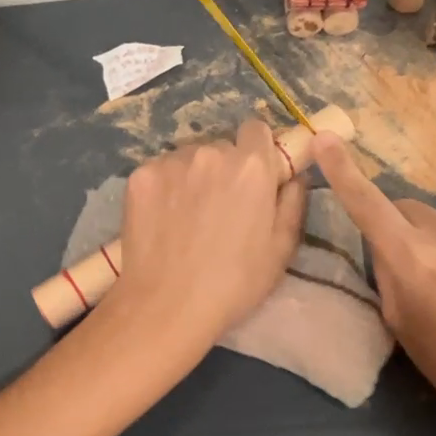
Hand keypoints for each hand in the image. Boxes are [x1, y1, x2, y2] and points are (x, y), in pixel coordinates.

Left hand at [103, 119, 308, 348]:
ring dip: (192, 176)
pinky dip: (164, 188)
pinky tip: (163, 220)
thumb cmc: (234, 284)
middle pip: (221, 147)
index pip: (256, 130)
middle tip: (219, 207)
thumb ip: (293, 203)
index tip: (253, 177)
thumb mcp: (281, 250)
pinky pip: (160, 171)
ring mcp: (170, 162)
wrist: (167, 305)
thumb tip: (295, 176)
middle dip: (224, 169)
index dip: (257, 151)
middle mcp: (211, 153)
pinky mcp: (140, 176)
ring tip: (187, 217)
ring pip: (188, 158)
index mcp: (251, 166)